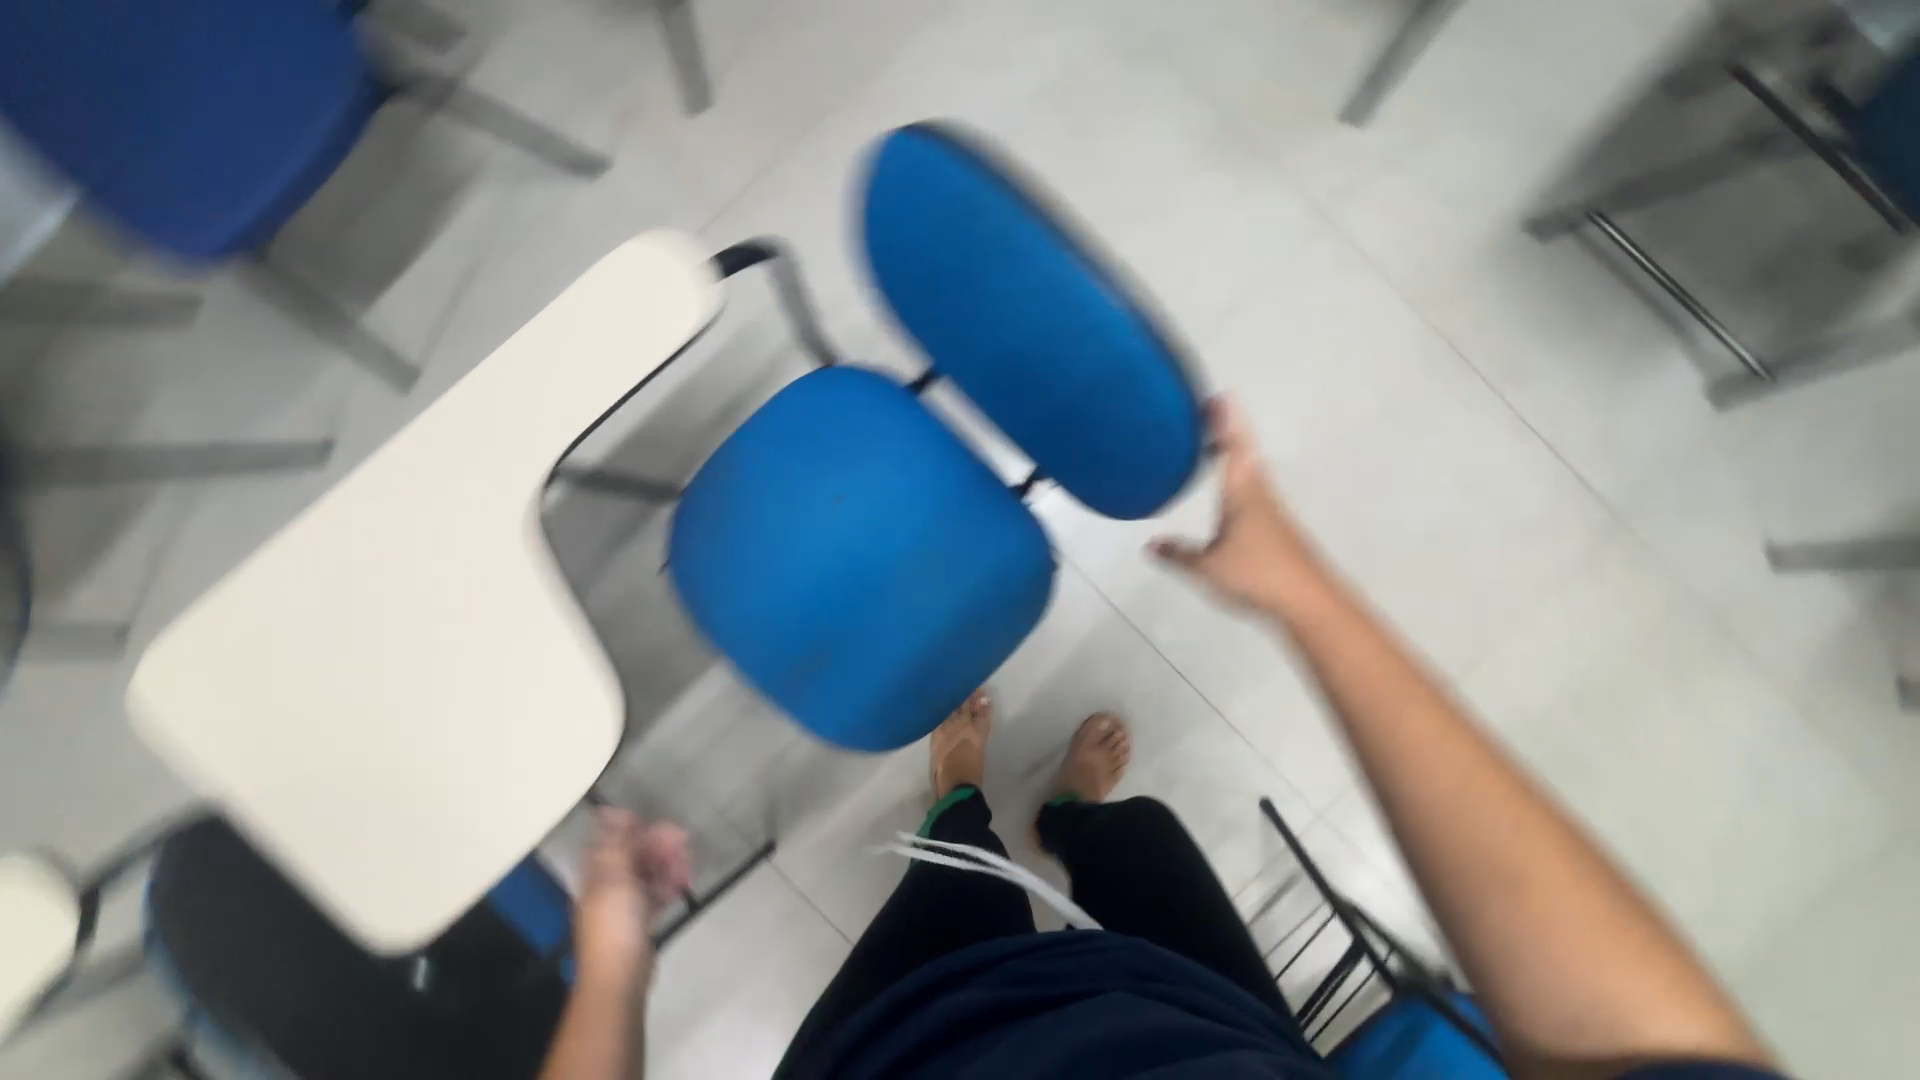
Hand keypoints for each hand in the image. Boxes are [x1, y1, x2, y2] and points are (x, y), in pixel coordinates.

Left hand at [573, 809, 692, 987]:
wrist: (620, 977)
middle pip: (634, 856)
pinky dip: (668, 886)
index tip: (657, 824)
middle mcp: (608, 885)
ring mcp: (624, 904)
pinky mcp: (640, 919)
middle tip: (684, 842)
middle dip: (659, 847)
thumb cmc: (615, 925)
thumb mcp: (613, 879)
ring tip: (687, 869)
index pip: (612, 842)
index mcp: (596, 874)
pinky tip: (683, 885)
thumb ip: (614, 844)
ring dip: (668, 866)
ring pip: (649, 874)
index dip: (632, 830)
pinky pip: (656, 893)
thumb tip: (608, 811)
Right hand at [1151, 398, 1329, 615]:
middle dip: (1228, 429)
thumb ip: (1178, 554)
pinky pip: (1252, 489)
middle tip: (1207, 413)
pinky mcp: (1276, 528)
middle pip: (1245, 450)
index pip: (1233, 445)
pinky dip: (1238, 476)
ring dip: (1234, 452)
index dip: (1225, 420)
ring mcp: (1271, 510)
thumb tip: (1149, 545)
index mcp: (1242, 492)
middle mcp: (1259, 493)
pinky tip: (1227, 490)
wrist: (1309, 601)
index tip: (1218, 395)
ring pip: (1250, 470)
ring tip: (1211, 444)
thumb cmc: (1257, 575)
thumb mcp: (1207, 567)